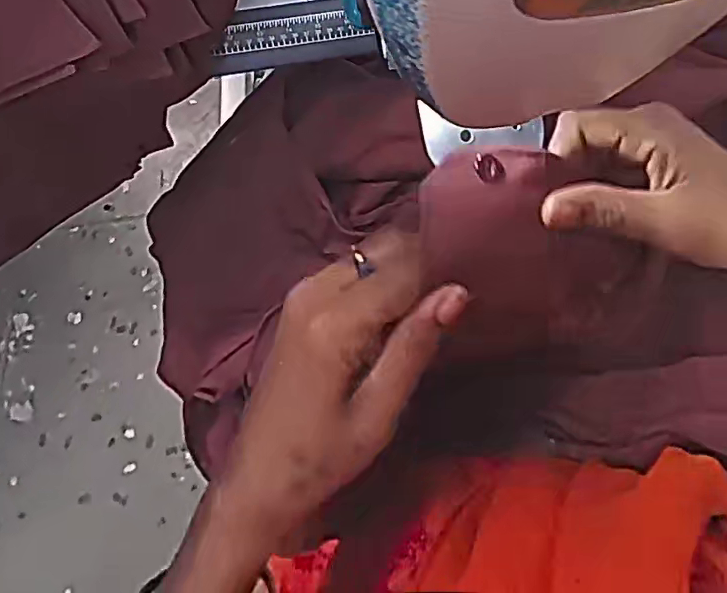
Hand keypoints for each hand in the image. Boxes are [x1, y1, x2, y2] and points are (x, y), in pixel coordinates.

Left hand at [169, 234, 467, 591]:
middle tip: (451, 294)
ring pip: (369, 252)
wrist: (256, 478)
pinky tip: (395, 308)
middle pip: (384, 248)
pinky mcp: (300, 295)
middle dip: (422, 261)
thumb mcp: (378, 414)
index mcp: (333, 322)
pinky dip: (380, 275)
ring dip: (402, 266)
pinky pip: (352, 266)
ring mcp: (302, 288)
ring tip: (429, 301)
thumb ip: (415, 345)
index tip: (470, 283)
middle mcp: (314, 290)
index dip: (440, 272)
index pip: (402, 271)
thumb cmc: (321, 458)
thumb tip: (457, 293)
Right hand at [540, 104, 726, 298]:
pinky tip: (605, 213)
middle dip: (570, 171)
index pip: (575, 123)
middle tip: (566, 213)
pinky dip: (605, 186)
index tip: (560, 200)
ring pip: (600, 151)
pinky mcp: (665, 160)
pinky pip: (618, 163)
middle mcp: (650, 120)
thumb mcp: (662, 221)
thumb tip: (545, 207)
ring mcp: (658, 139)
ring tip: (582, 217)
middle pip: (585, 134)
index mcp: (648, 123)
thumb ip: (601, 208)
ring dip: (587, 181)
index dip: (559, 158)